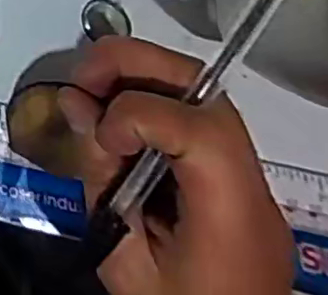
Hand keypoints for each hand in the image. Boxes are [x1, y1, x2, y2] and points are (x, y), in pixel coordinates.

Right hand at [57, 37, 292, 294]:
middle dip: (134, 63)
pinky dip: (150, 98)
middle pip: (201, 86)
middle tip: (84, 75)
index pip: (199, 130)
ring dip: (138, 74)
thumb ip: (100, 181)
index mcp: (231, 218)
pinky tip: (117, 116)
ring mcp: (250, 176)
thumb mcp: (124, 264)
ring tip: (94, 90)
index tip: (103, 137)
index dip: (139, 112)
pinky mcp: (236, 178)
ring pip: (198, 87)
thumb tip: (75, 102)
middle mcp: (251, 185)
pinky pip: (193, 112)